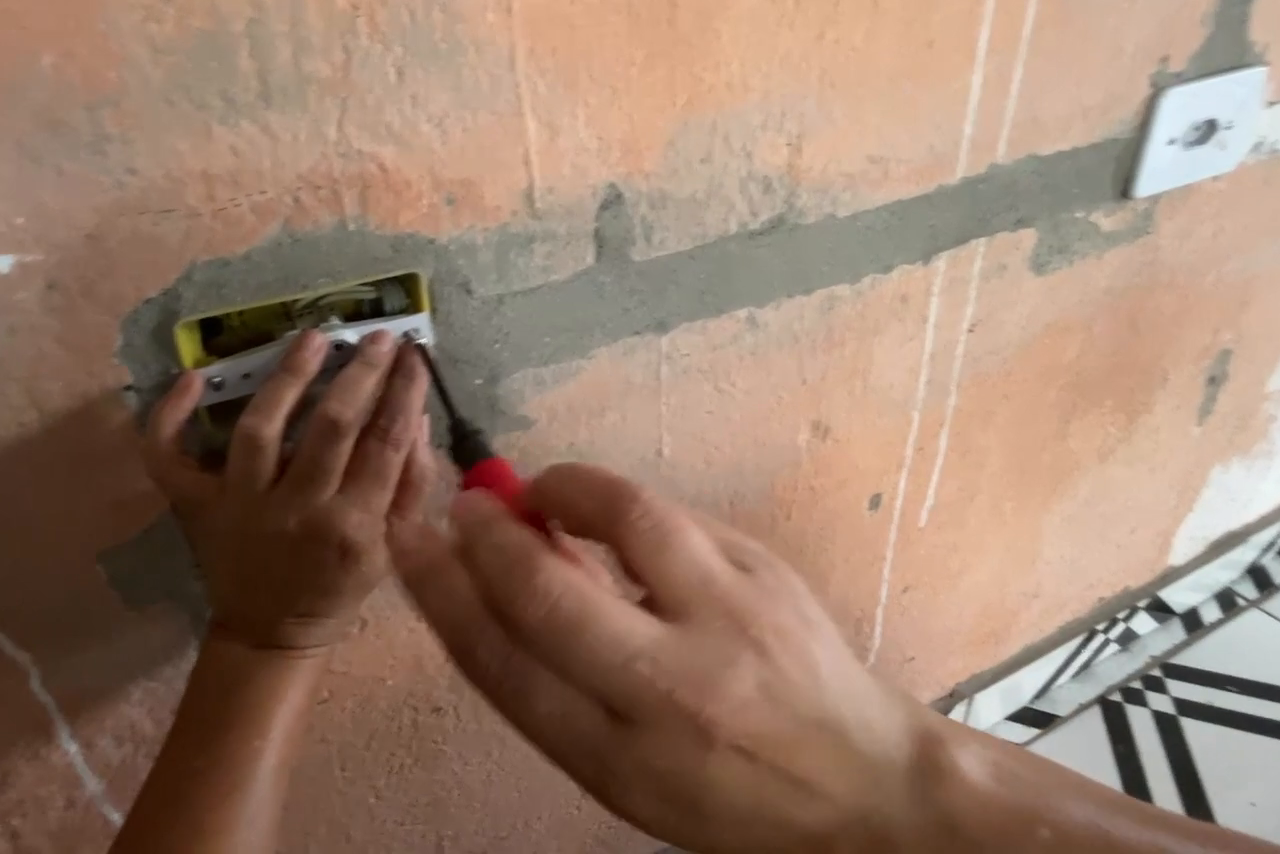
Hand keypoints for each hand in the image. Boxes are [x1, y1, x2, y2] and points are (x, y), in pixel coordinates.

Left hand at [143, 329, 432, 651]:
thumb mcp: (393, 547)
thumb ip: (411, 485)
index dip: (404, 391)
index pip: (386, 442)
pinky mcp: (196, 507)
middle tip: (377, 336)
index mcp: (353, 525)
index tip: (414, 355)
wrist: (269, 632)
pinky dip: (171, 417)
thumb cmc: (340, 587)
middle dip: (361, 373)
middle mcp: (296, 510)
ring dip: (287, 377)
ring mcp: (239, 506)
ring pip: (259, 430)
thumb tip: (418, 418)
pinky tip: (194, 376)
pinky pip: (171, 458)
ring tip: (313, 338)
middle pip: (331, 427)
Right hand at [387, 464, 943, 853]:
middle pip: (548, 594)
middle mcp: (672, 688)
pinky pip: (673, 514)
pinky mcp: (767, 567)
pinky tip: (605, 509)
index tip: (413, 541)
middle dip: (490, 537)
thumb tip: (506, 571)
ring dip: (565, 488)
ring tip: (541, 491)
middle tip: (466, 504)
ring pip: (627, 520)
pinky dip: (620, 502)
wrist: (867, 785)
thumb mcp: (628, 769)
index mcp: (622, 759)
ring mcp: (730, 616)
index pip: (503, 664)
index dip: (443, 593)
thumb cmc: (728, 792)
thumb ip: (560, 677)